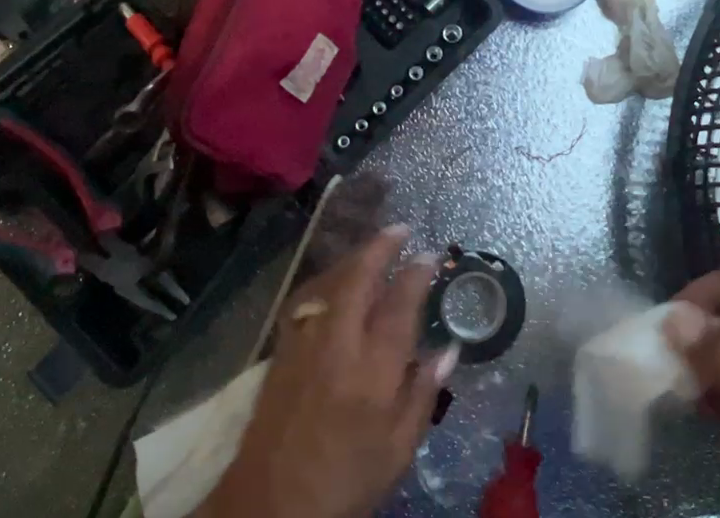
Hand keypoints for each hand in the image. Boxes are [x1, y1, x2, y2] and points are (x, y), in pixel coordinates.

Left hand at [199, 226, 456, 517]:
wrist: (269, 507)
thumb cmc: (345, 481)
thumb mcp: (398, 451)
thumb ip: (423, 395)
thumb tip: (450, 350)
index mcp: (372, 372)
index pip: (399, 307)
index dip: (416, 275)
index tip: (430, 255)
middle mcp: (336, 347)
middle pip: (358, 280)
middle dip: (380, 247)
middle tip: (400, 228)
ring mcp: (303, 346)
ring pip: (328, 284)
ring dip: (351, 259)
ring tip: (371, 247)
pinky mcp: (280, 354)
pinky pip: (305, 301)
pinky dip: (324, 280)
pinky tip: (332, 280)